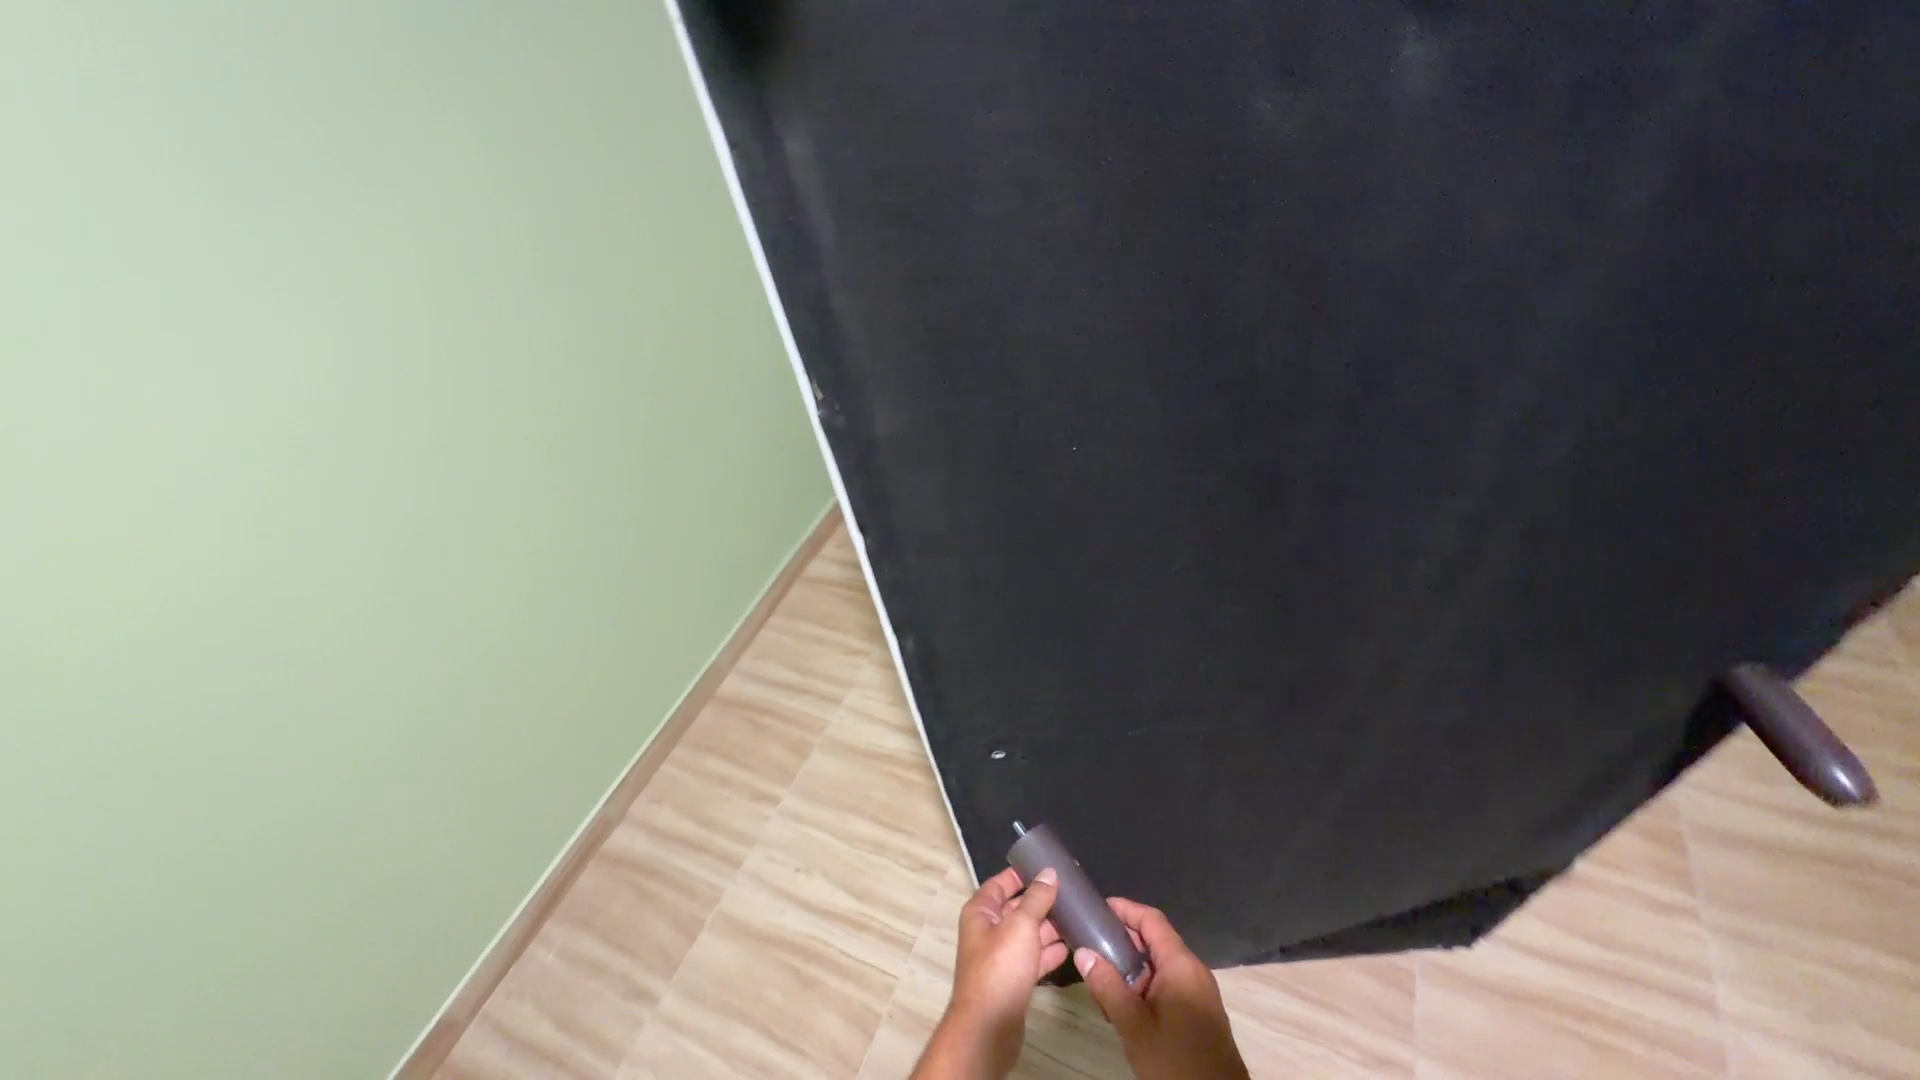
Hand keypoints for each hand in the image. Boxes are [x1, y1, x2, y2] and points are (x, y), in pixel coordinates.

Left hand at [911, 866, 1065, 1078]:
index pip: (1000, 883)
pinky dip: (1049, 952)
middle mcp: (988, 931)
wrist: (990, 1025)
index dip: (1021, 874)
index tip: (1047, 866)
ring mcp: (1000, 957)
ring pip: (1027, 934)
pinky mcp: (1013, 979)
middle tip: (1072, 893)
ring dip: (1049, 927)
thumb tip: (1049, 873)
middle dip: (1042, 901)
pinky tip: (1072, 947)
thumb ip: (1037, 898)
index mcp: (981, 911)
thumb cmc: (1001, 966)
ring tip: (1078, 917)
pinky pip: (1033, 958)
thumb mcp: (1021, 925)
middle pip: (1017, 908)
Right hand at [1076, 897, 1250, 1079]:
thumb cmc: (1176, 1060)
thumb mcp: (1134, 1025)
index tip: (1097, 908)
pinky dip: (1144, 987)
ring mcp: (1198, 991)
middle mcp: (1193, 970)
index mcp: (1181, 965)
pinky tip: (1122, 1007)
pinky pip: (1167, 985)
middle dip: (1122, 942)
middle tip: (1090, 948)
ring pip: (1159, 966)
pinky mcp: (1198, 1011)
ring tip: (1100, 983)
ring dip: (1130, 969)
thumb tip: (1083, 952)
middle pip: (1155, 941)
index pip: (1152, 920)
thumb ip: (1107, 986)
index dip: (1125, 909)